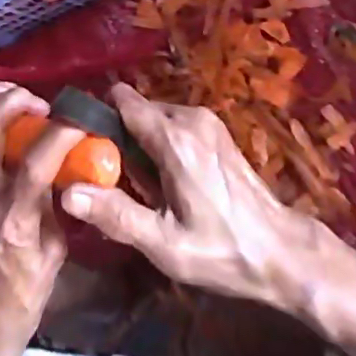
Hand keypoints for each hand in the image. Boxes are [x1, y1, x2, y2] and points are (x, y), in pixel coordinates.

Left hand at [0, 81, 84, 355]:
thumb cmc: (26, 288)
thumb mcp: (56, 250)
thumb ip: (61, 204)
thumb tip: (74, 168)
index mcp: (13, 216)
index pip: (33, 165)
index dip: (59, 135)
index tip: (81, 120)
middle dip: (15, 99)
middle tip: (41, 102)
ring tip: (15, 93)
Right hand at [60, 83, 338, 315]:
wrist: (287, 255)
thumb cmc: (224, 252)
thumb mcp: (165, 245)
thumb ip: (115, 215)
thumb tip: (67, 193)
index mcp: (174, 139)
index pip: (122, 100)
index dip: (100, 116)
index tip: (87, 143)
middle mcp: (189, 118)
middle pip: (136, 111)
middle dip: (120, 136)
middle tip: (118, 178)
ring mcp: (206, 121)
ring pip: (154, 117)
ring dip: (141, 142)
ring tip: (147, 185)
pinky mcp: (216, 129)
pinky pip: (173, 124)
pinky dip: (162, 144)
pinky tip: (171, 181)